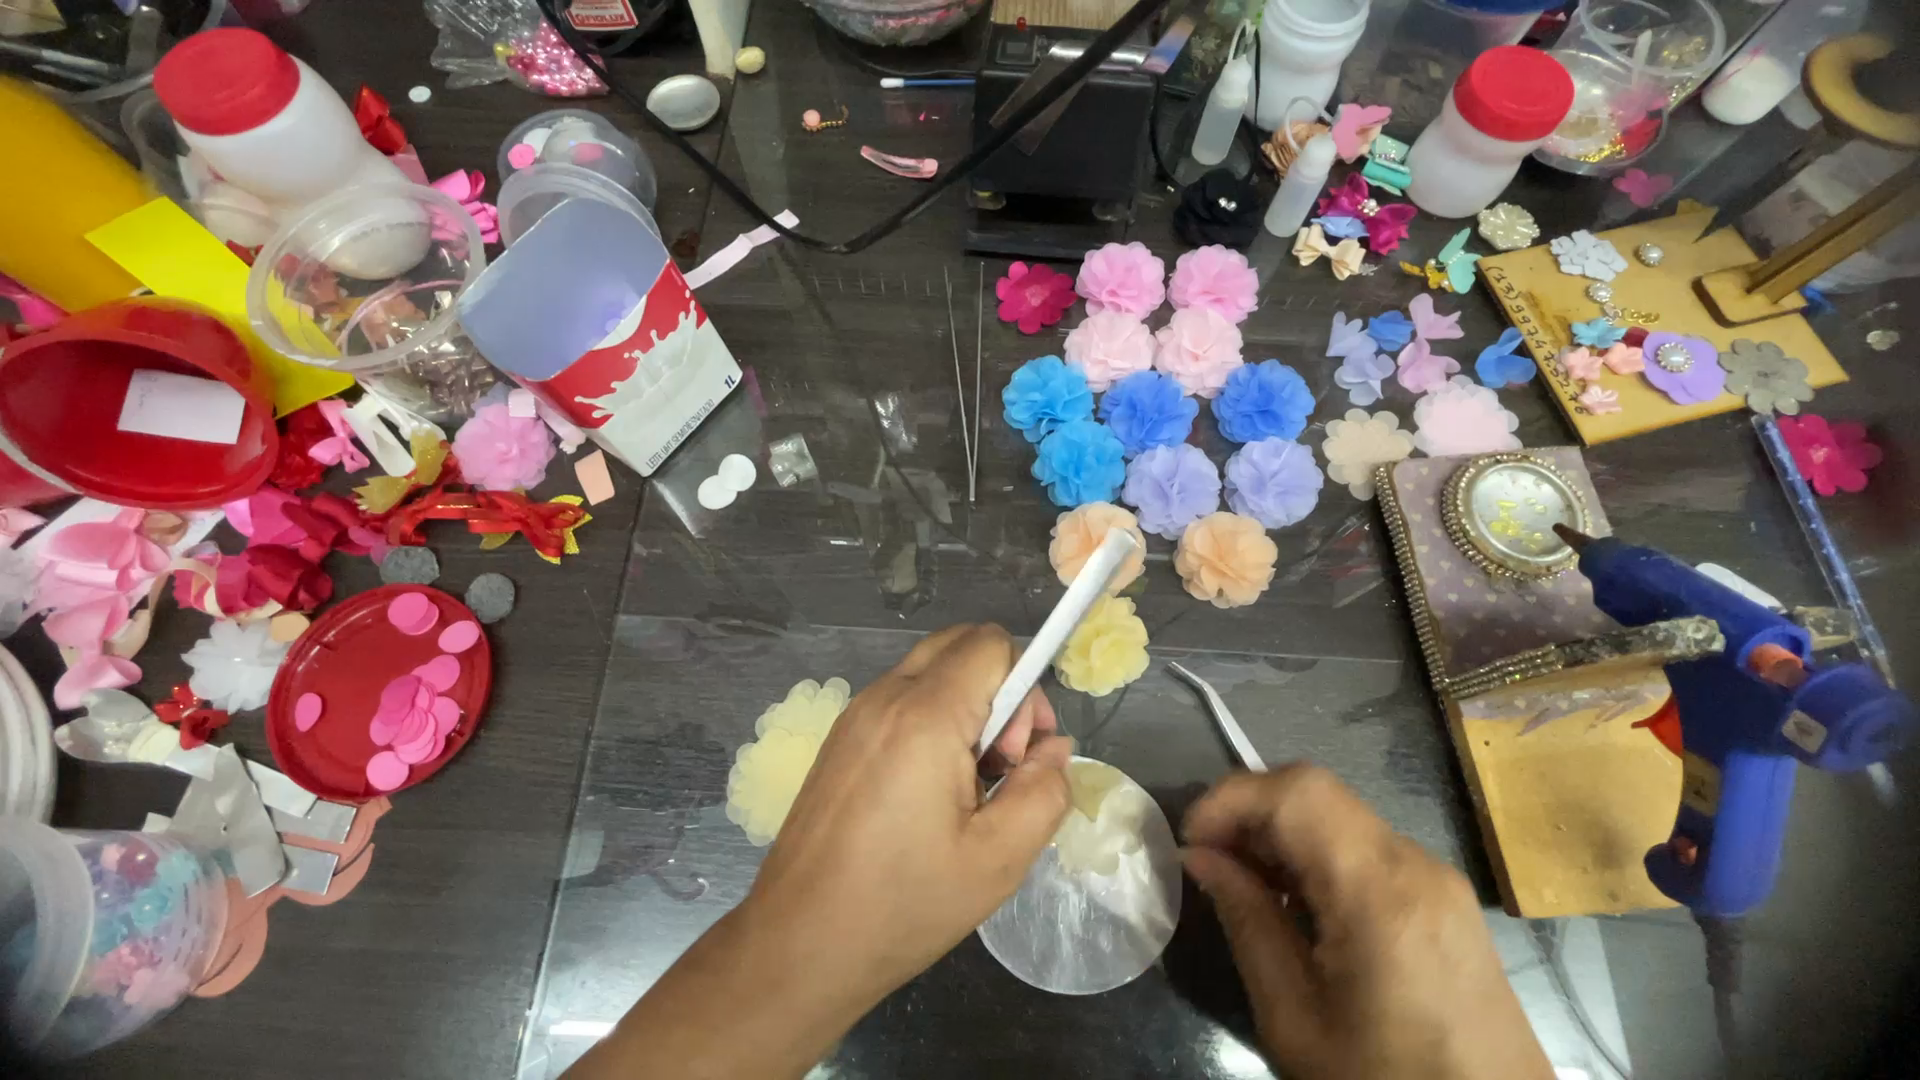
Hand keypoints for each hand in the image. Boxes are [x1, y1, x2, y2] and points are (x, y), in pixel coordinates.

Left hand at [567, 624, 1073, 1079]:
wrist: (799, 943)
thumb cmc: (903, 904)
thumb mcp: (998, 859)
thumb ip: (1044, 790)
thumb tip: (1053, 748)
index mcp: (924, 715)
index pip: (990, 643)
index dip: (1024, 689)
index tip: (1018, 756)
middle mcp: (884, 696)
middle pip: (960, 645)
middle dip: (998, 691)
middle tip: (997, 768)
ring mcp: (855, 713)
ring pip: (932, 670)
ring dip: (966, 708)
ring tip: (963, 788)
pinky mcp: (842, 736)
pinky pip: (903, 698)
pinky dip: (932, 721)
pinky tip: (927, 792)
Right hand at [1182, 765, 1552, 1079]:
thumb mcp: (1293, 1015)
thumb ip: (1245, 921)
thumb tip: (1200, 856)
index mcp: (1378, 892)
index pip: (1294, 793)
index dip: (1231, 799)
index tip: (1191, 842)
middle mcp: (1413, 863)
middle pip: (1314, 791)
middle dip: (1248, 810)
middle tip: (1211, 860)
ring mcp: (1436, 875)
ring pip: (1336, 812)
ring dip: (1278, 830)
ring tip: (1244, 883)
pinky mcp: (1443, 894)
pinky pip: (1362, 843)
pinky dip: (1313, 850)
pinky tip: (1294, 900)